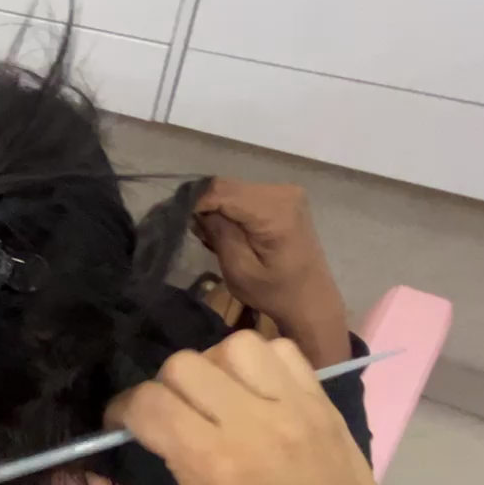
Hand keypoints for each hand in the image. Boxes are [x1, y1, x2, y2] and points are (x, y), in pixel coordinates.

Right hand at [72, 331, 405, 484]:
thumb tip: (62, 478)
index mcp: (212, 465)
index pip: (146, 404)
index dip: (119, 412)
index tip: (120, 431)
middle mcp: (253, 425)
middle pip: (181, 367)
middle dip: (160, 391)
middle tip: (167, 422)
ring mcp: (294, 407)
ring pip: (229, 346)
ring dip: (207, 370)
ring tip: (209, 403)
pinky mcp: (321, 401)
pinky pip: (278, 349)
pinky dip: (254, 363)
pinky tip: (248, 395)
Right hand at [195, 179, 348, 365]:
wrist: (310, 298)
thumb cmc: (274, 292)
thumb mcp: (239, 270)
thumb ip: (219, 234)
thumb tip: (197, 211)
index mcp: (274, 211)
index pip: (221, 191)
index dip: (193, 202)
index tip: (173, 220)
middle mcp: (282, 192)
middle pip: (226, 186)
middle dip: (202, 205)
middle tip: (190, 232)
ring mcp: (284, 193)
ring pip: (231, 189)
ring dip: (213, 209)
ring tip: (208, 236)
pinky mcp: (281, 199)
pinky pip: (242, 196)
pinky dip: (226, 210)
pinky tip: (224, 231)